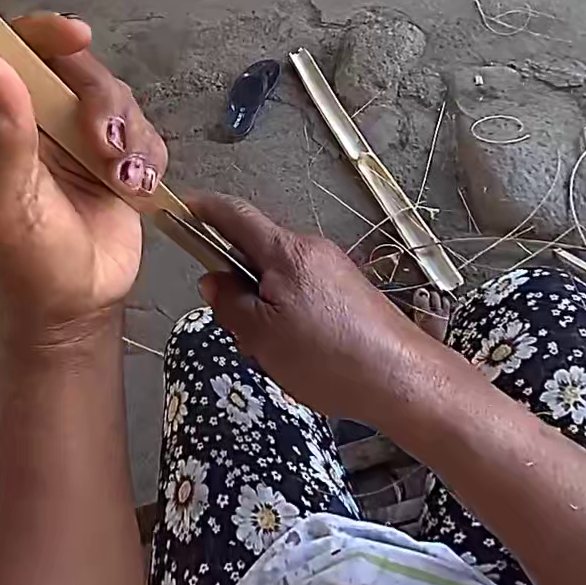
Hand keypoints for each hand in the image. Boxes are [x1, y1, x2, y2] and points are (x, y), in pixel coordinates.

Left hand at [0, 14, 167, 351]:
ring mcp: (83, 141)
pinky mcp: (121, 160)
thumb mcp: (3, 208)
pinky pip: (147, 135)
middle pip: (78, 71)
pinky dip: (148, 160)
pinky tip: (136, 191)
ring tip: (123, 182)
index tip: (75, 37)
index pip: (11, 55)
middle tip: (106, 145)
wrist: (75, 311)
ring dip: (129, 136)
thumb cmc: (26, 268)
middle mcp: (40, 124)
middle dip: (101, 102)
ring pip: (120, 100)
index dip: (41, 35)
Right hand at [187, 192, 452, 425]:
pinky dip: (288, 312)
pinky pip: (304, 290)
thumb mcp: (262, 337)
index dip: (205, 209)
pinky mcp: (348, 289)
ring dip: (265, 305)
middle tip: (239, 328)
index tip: (183, 207)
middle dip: (239, 283)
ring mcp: (334, 267)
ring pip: (280, 277)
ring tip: (276, 350)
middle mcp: (312, 249)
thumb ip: (231, 304)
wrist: (401, 377)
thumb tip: (214, 281)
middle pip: (258, 252)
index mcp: (286, 252)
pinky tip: (301, 350)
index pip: (236, 215)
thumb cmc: (328, 357)